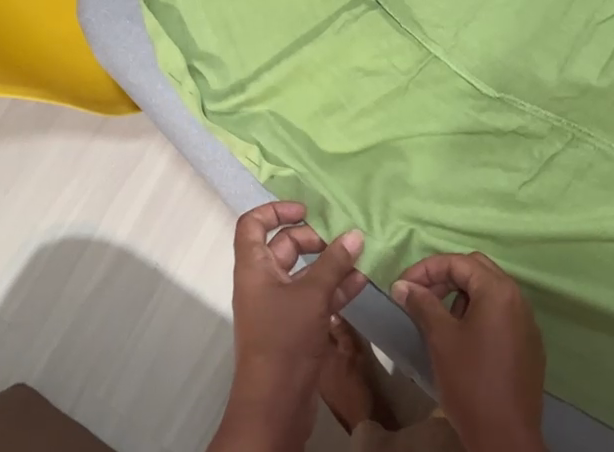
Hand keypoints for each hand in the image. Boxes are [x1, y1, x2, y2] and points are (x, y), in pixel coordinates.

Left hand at [209, 201, 366, 451]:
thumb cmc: (284, 339)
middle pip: (283, 246)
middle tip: (340, 241)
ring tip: (359, 258)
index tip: (306, 211)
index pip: (252, 224)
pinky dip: (335, 288)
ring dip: (330, 265)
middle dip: (313, 239)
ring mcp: (278, 306)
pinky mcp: (295, 327)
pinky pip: (315, 297)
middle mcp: (262, 282)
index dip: (276, 210)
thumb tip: (355, 234)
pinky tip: (361, 283)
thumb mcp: (312, 295)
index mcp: (253, 267)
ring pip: (304, 273)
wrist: (275, 403)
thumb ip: (334, 262)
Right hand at [392, 252, 545, 451]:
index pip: (458, 262)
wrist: (506, 438)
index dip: (426, 269)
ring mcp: (526, 323)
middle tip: (419, 296)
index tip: (401, 286)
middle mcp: (518, 299)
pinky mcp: (528, 344)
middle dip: (444, 278)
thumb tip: (403, 285)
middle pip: (476, 270)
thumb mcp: (441, 338)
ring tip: (437, 319)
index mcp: (498, 291)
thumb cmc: (470, 382)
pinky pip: (500, 314)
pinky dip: (476, 313)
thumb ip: (422, 303)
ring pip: (489, 292)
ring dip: (460, 296)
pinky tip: (461, 338)